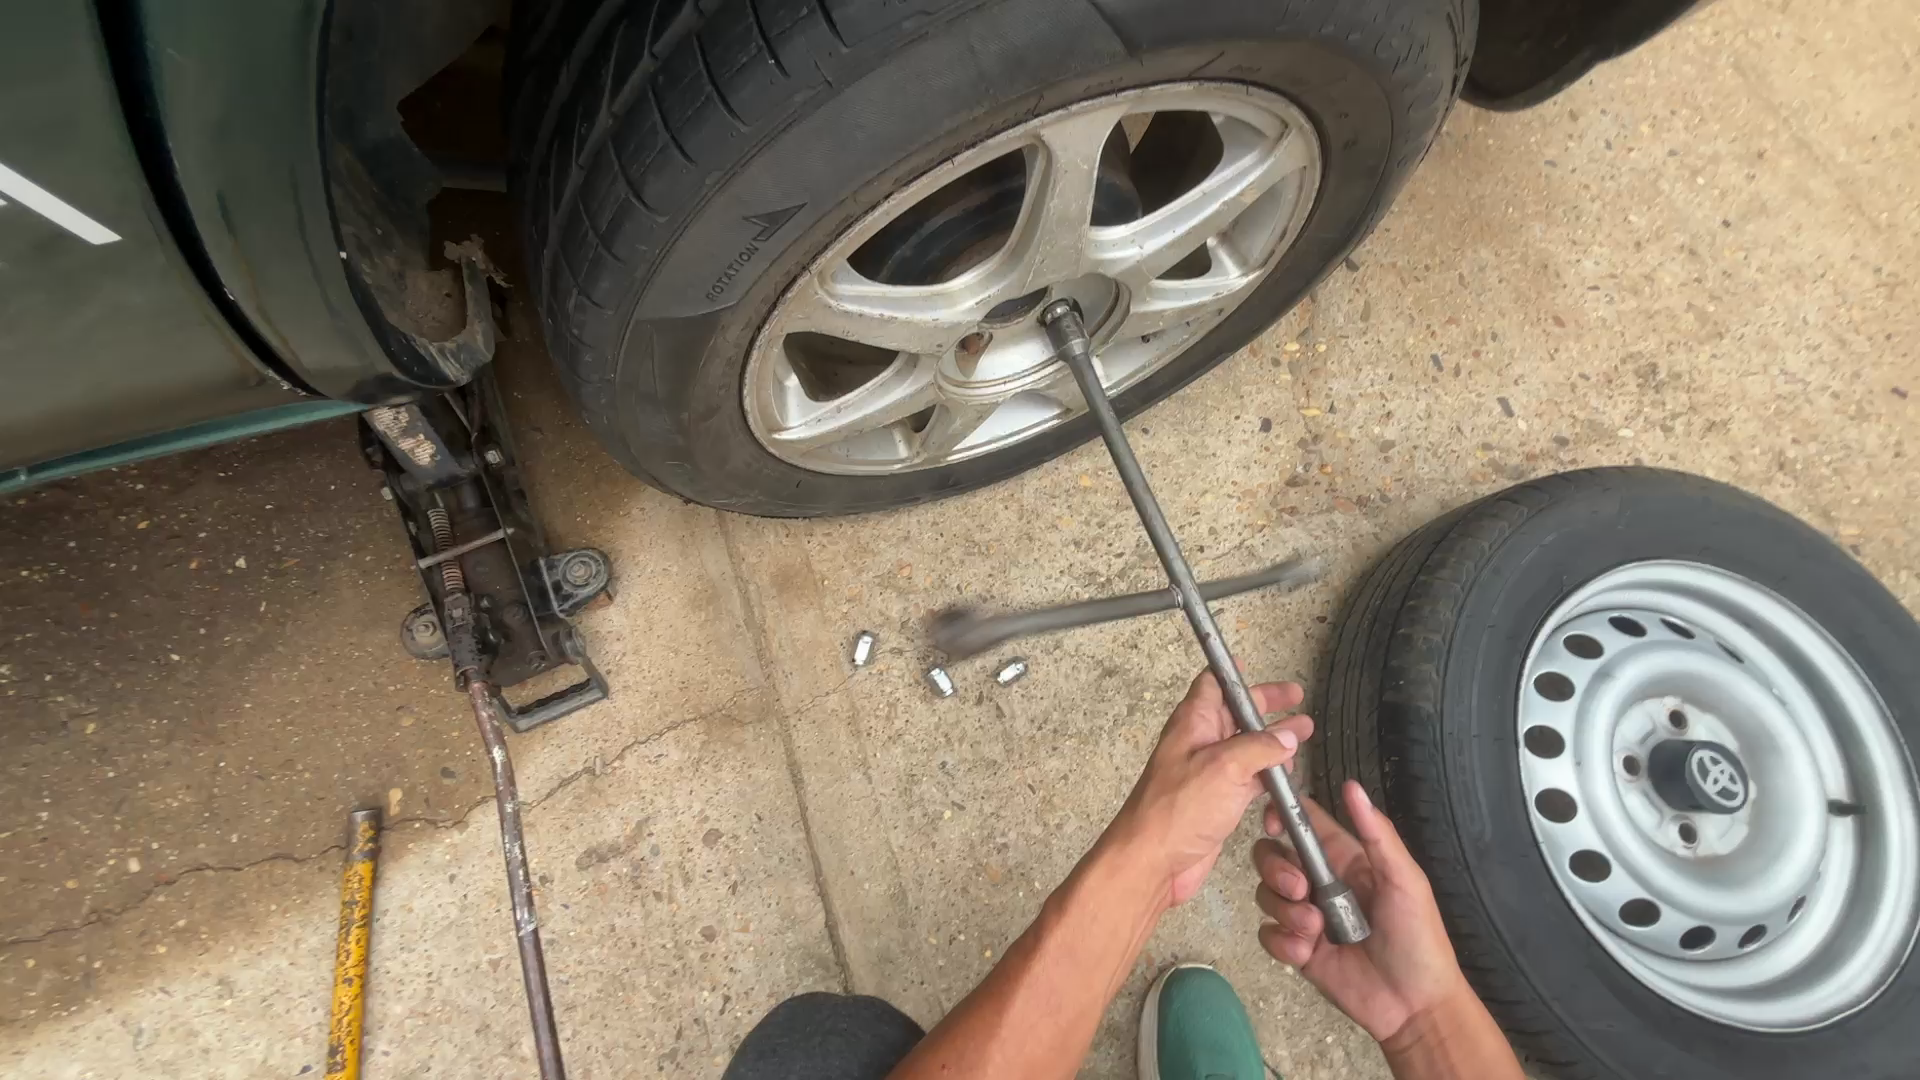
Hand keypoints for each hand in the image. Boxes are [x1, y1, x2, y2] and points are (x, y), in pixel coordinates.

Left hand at [1102, 669, 1313, 908]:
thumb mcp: (1224, 767)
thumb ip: (1259, 747)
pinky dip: (1270, 773)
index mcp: (1194, 722)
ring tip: (1305, 730)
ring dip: (1274, 739)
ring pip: (1246, 746)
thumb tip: (1288, 734)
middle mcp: (1200, 742)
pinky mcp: (1218, 799)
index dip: (1232, 673)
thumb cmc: (1178, 807)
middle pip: (1235, 713)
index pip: (1212, 685)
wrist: (1155, 859)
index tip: (1252, 663)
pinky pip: (1248, 778)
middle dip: (1265, 705)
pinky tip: (1291, 774)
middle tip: (1296, 698)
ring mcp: (1208, 772)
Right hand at [1253, 781, 1467, 1043]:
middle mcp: (1315, 880)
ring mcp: (1302, 913)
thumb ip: (1377, 834)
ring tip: (1315, 931)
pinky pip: (1267, 932)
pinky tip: (1307, 953)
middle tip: (1299, 890)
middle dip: (1275, 868)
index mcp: (1340, 857)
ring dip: (1284, 910)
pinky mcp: (1294, 946)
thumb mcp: (1405, 881)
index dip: (1279, 814)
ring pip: (1265, 893)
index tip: (1274, 826)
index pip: (1300, 821)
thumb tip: (1351, 785)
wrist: (1416, 1008)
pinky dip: (1282, 941)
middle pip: (1269, 853)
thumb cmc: (1417, 938)